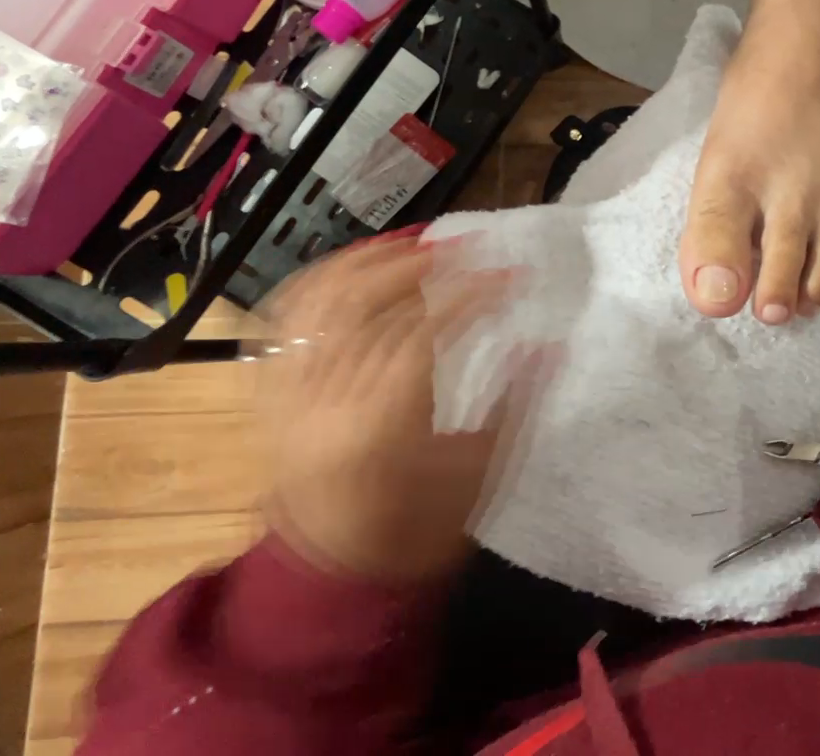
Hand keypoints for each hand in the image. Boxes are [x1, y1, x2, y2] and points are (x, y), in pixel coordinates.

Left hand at [255, 233, 539, 582]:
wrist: (333, 575)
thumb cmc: (417, 533)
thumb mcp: (479, 475)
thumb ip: (513, 403)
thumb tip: (549, 342)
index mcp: (379, 428)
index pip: (423, 332)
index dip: (471, 294)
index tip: (510, 274)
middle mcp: (322, 402)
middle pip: (363, 302)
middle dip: (419, 262)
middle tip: (464, 245)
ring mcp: (286, 395)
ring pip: (317, 300)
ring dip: (368, 261)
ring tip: (415, 244)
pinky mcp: (270, 393)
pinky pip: (283, 320)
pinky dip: (321, 282)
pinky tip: (357, 268)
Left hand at [679, 0, 819, 323]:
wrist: (813, 44)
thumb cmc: (754, 105)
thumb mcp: (718, 170)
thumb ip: (715, 238)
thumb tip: (718, 305)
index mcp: (789, 214)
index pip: (783, 283)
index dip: (772, 303)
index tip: (763, 311)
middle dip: (802, 299)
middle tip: (785, 305)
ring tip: (813, 290)